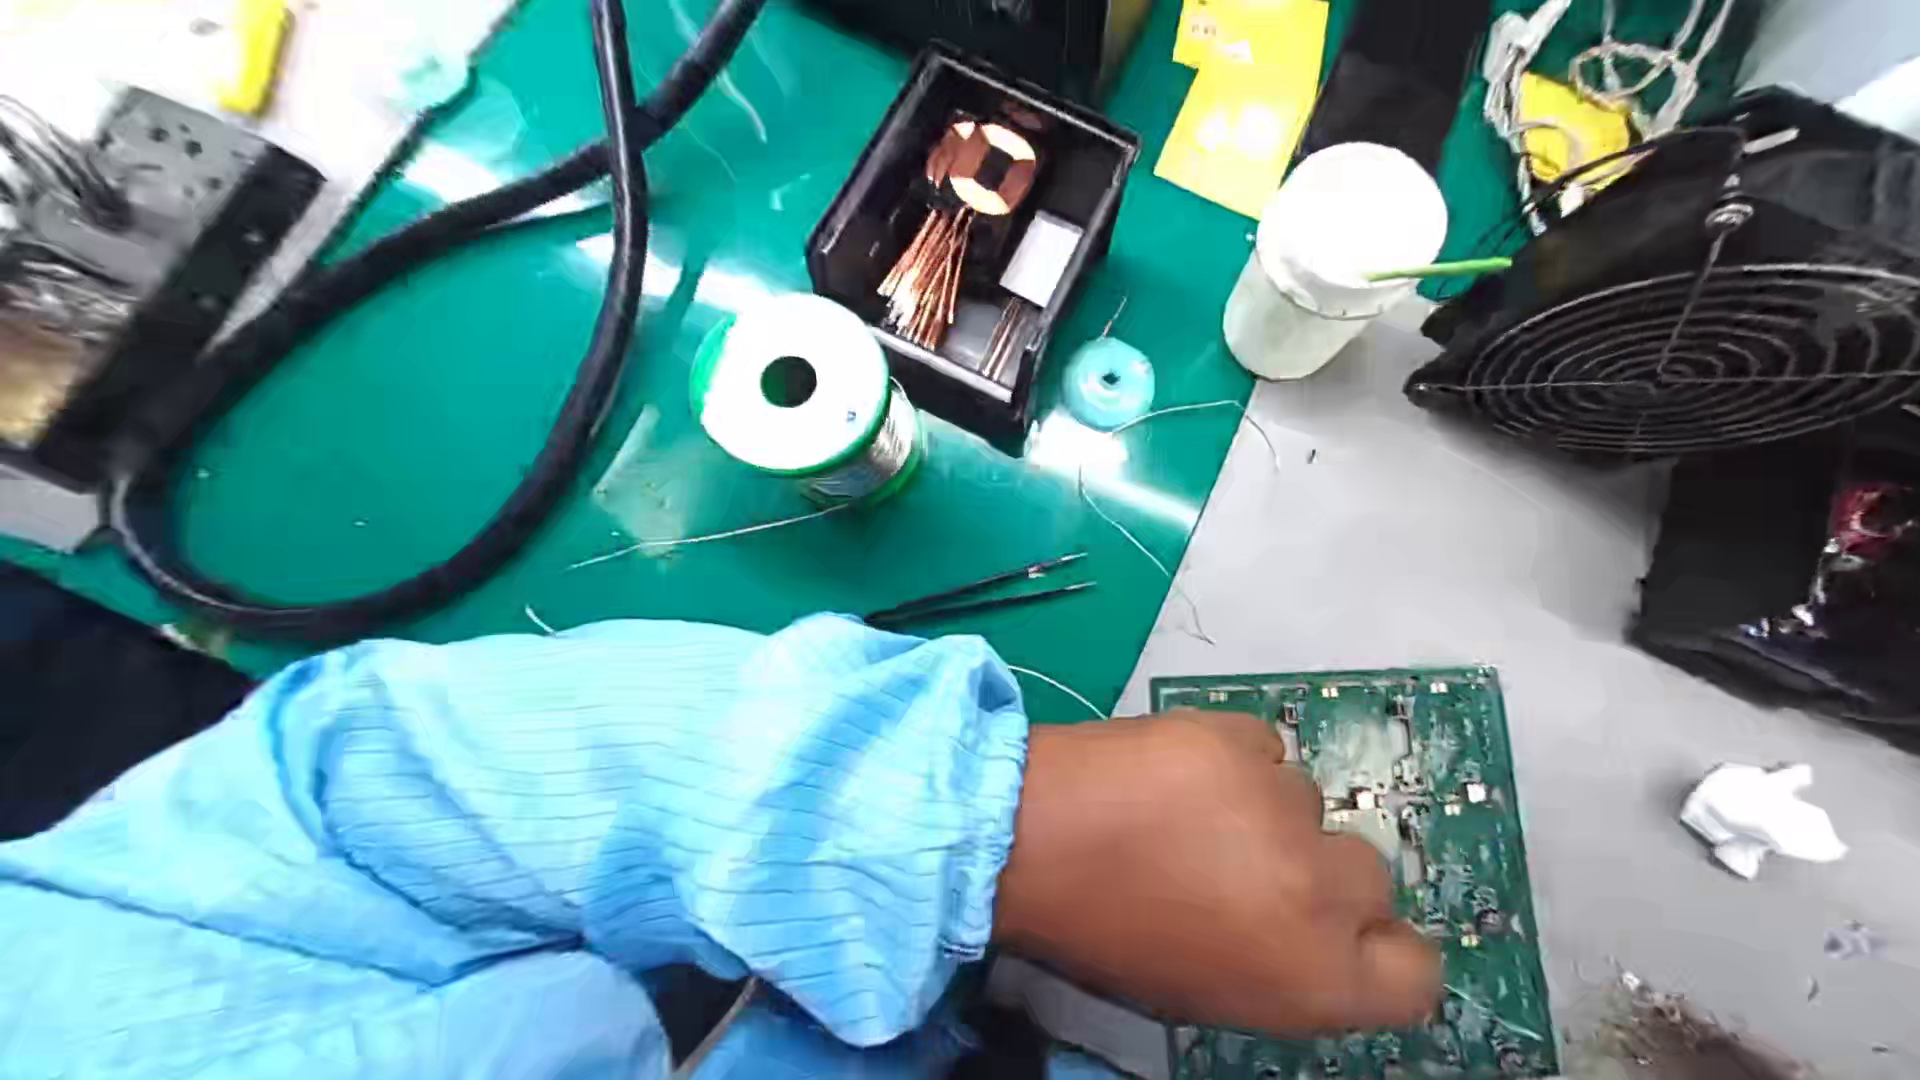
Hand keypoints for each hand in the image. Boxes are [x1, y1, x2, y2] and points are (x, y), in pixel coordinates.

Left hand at [993, 711, 1440, 1034]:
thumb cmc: (1102, 931)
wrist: (1028, 835)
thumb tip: (1308, 928)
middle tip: (1246, 857)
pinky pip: (1262, 745)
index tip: (1336, 923)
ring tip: (1189, 807)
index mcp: (1317, 980)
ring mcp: (1280, 801)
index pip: (1413, 970)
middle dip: (1314, 867)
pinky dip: (1233, 756)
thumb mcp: (1206, 987)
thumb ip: (1282, 965)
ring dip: (1264, 805)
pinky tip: (1178, 767)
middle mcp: (1320, 890)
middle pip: (1366, 871)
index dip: (1375, 944)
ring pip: (1305, 798)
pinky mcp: (1233, 736)